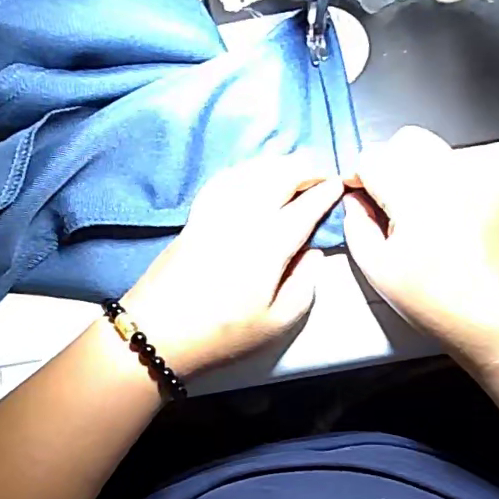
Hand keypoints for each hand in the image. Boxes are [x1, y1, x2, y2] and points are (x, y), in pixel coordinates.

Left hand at [120, 155, 342, 375]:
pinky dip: (247, 170)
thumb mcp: (277, 323)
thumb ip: (305, 284)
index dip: (327, 191)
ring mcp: (216, 210)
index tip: (340, 185)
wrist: (157, 332)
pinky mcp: (196, 215)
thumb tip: (313, 253)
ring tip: (294, 172)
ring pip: (253, 170)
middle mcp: (244, 215)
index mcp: (270, 242)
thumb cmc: (221, 333)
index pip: (306, 204)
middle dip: (307, 168)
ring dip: (279, 164)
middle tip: (321, 176)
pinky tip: (253, 176)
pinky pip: (226, 178)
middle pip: (280, 173)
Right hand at [343, 126, 498, 370]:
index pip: (372, 157)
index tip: (358, 198)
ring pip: (434, 151)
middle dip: (387, 164)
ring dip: (414, 171)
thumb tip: (354, 201)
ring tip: (416, 214)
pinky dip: (441, 183)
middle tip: (384, 201)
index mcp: (416, 197)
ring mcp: (479, 180)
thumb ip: (357, 227)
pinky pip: (459, 169)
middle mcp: (451, 177)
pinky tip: (442, 220)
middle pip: (405, 141)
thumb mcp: (380, 272)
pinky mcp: (497, 190)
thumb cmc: (439, 304)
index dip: (358, 177)